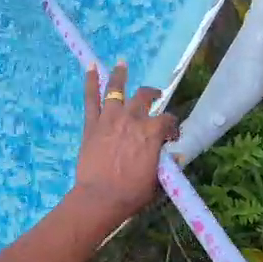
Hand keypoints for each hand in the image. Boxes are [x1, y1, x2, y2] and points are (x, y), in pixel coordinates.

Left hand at [70, 61, 178, 222]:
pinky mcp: (92, 124)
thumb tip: (172, 156)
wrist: (101, 198)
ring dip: (120, 75)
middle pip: (145, 97)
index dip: (172, 127)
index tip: (171, 137)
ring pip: (116, 90)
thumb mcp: (158, 179)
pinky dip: (90, 82)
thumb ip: (165, 164)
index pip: (168, 120)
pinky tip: (90, 67)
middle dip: (152, 95)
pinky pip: (91, 99)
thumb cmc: (132, 193)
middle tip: (154, 95)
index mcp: (153, 132)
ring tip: (121, 64)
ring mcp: (110, 119)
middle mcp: (133, 119)